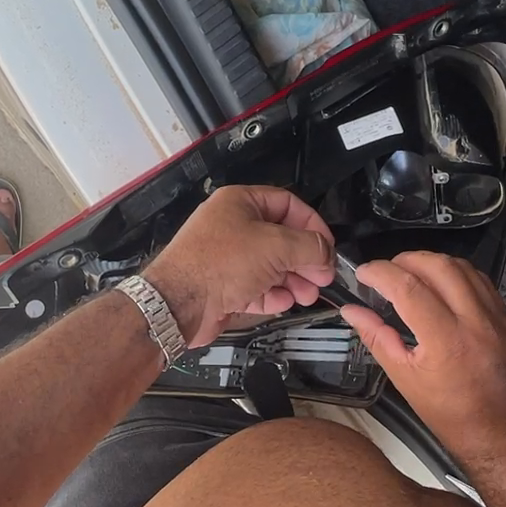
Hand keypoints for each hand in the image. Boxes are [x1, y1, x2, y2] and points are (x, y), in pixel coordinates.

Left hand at [141, 185, 336, 346]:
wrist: (178, 304)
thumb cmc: (217, 265)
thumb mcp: (276, 247)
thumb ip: (309, 246)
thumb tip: (326, 253)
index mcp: (240, 203)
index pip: (288, 204)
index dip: (312, 224)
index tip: (327, 246)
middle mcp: (233, 227)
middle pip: (283, 239)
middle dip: (305, 260)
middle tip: (322, 275)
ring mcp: (228, 258)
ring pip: (272, 266)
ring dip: (294, 281)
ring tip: (307, 294)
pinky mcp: (225, 286)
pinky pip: (258, 287)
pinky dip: (273, 295)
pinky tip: (282, 302)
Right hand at [339, 252, 505, 471]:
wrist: (500, 434)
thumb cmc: (449, 414)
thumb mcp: (404, 378)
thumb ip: (376, 337)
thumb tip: (351, 310)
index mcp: (445, 340)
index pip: (408, 287)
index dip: (380, 273)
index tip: (363, 273)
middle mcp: (474, 321)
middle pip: (437, 266)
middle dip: (405, 260)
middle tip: (385, 272)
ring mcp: (495, 317)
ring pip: (462, 267)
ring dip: (431, 262)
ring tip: (410, 273)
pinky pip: (480, 280)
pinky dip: (456, 273)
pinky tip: (440, 283)